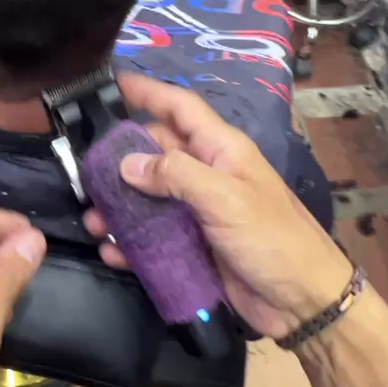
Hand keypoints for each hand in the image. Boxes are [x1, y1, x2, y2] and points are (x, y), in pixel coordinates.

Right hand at [82, 72, 353, 338]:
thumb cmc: (273, 239)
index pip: (180, 108)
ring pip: (147, 198)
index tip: (112, 83)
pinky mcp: (191, 246)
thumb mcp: (225, 198)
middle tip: (84, 174)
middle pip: (154, 154)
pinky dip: (130, 243)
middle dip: (119, 161)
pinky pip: (152, 237)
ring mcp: (197, 211)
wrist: (303, 303)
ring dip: (118, 207)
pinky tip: (112, 252)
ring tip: (93, 221)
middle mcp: (206, 174)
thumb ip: (175, 174)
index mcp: (221, 150)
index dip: (148, 92)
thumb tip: (126, 164)